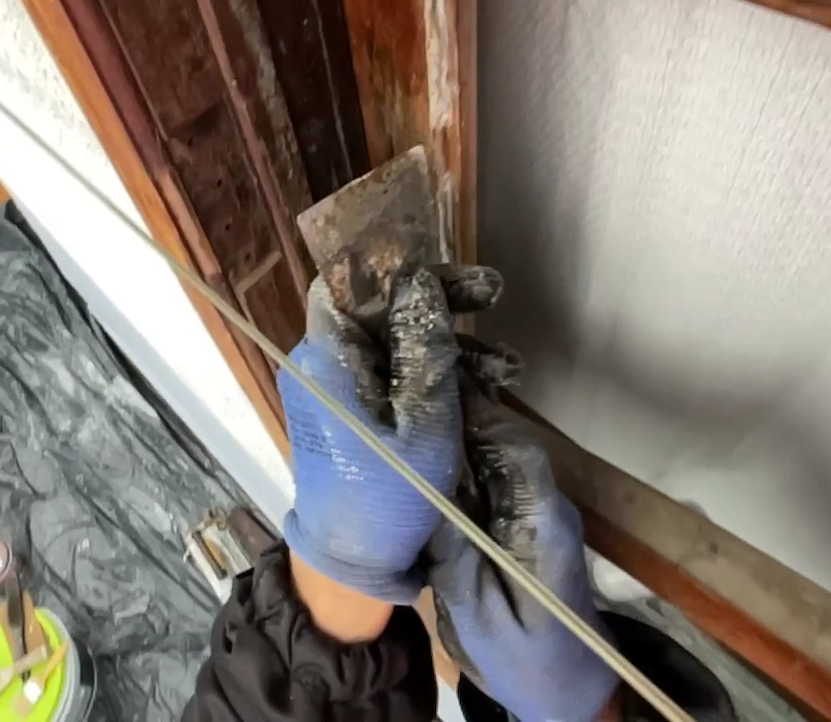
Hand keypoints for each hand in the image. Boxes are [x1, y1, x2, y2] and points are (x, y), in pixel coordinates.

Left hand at [278, 265, 499, 603]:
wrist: (354, 565)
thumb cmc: (387, 499)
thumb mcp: (422, 426)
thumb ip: (423, 350)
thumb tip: (420, 281)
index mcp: (325, 359)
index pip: (345, 283)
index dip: (390, 266)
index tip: (441, 265)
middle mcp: (323, 362)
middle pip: (378, 308)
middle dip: (438, 302)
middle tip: (492, 291)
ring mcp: (338, 384)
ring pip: (393, 341)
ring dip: (448, 344)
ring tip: (507, 364)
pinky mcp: (354, 406)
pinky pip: (392, 372)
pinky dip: (434, 374)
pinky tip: (487, 384)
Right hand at [429, 393, 618, 721]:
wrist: (573, 696)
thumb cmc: (528, 663)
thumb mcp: (481, 619)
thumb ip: (453, 555)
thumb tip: (420, 490)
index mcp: (543, 525)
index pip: (517, 447)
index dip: (475, 414)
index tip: (429, 394)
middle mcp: (546, 504)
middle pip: (504, 440)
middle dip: (457, 414)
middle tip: (402, 397)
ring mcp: (537, 509)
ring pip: (497, 452)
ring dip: (456, 431)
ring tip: (405, 414)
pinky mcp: (523, 518)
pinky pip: (492, 475)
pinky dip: (459, 458)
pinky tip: (423, 454)